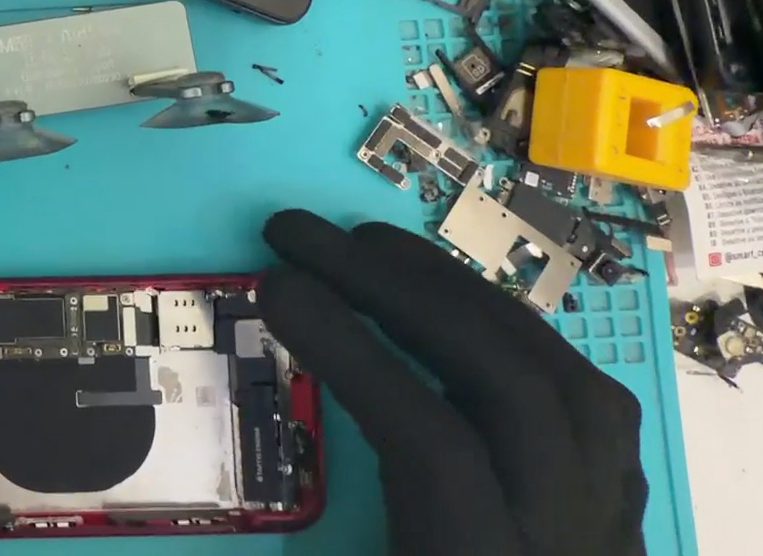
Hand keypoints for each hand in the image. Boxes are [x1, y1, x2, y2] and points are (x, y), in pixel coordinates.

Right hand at [257, 210, 645, 555]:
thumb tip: (150, 531)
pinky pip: (581, 396)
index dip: (348, 353)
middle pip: (511, 392)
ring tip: (362, 243)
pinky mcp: (612, 515)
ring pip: (565, 384)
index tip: (270, 283)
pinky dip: (506, 326)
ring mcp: (608, 534)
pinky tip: (442, 298)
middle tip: (297, 236)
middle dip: (394, 290)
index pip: (432, 448)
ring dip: (453, 291)